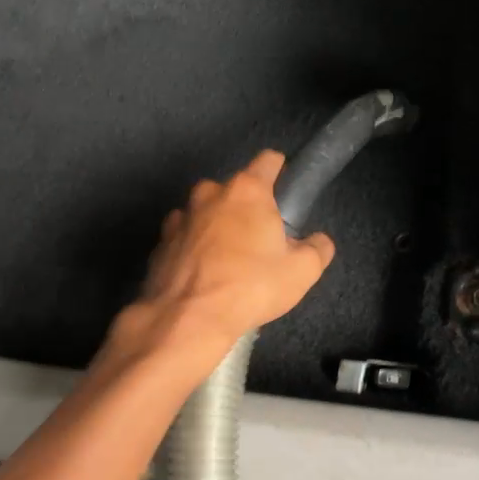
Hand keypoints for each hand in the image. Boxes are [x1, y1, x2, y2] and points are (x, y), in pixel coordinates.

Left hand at [110, 150, 334, 359]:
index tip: (286, 194)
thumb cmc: (251, 287)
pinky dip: (195, 248)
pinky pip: (185, 237)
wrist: (188, 319)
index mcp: (247, 191)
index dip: (281, 172)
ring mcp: (180, 216)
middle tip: (261, 241)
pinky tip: (203, 275)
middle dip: (248, 208)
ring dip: (218, 227)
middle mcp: (210, 193)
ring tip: (229, 262)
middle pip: (236, 190)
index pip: (268, 160)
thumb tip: (318, 241)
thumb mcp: (303, 271)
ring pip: (207, 212)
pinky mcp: (160, 242)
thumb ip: (318, 248)